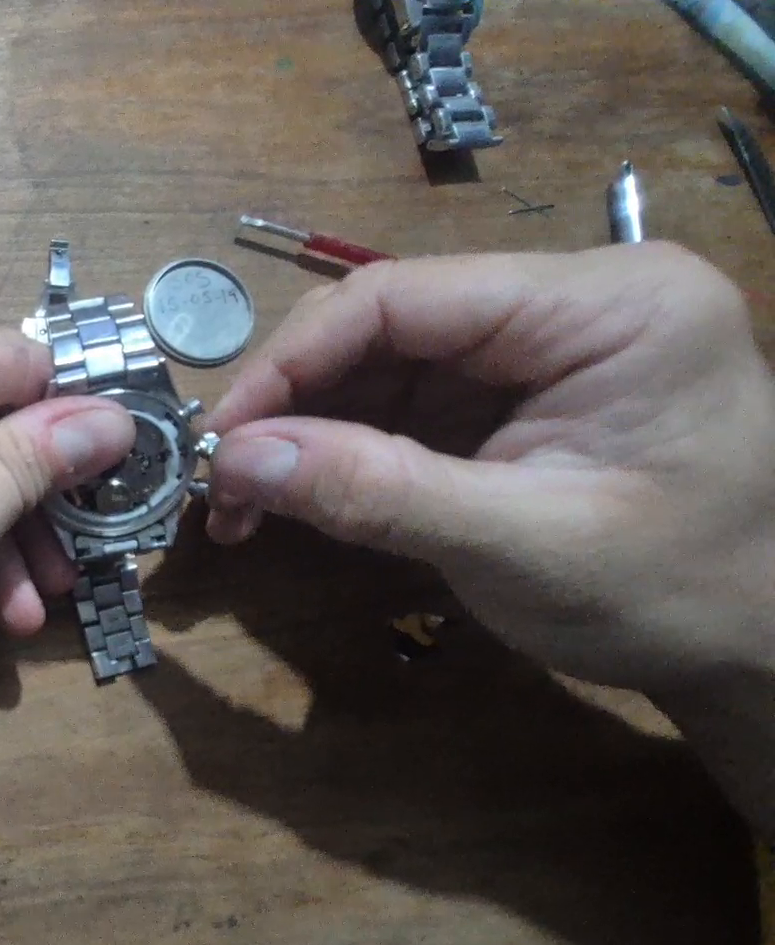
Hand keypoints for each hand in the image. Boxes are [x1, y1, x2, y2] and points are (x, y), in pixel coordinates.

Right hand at [205, 243, 774, 696]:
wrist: (750, 646)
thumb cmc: (673, 592)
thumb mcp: (518, 545)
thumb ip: (373, 493)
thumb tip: (232, 461)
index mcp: (599, 307)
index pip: (395, 298)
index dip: (288, 363)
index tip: (221, 440)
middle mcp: (548, 307)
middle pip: (363, 330)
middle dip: (280, 408)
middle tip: (221, 484)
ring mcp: (508, 353)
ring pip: (351, 371)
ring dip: (283, 439)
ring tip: (236, 510)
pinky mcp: (476, 400)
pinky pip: (366, 409)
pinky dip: (311, 458)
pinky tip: (276, 502)